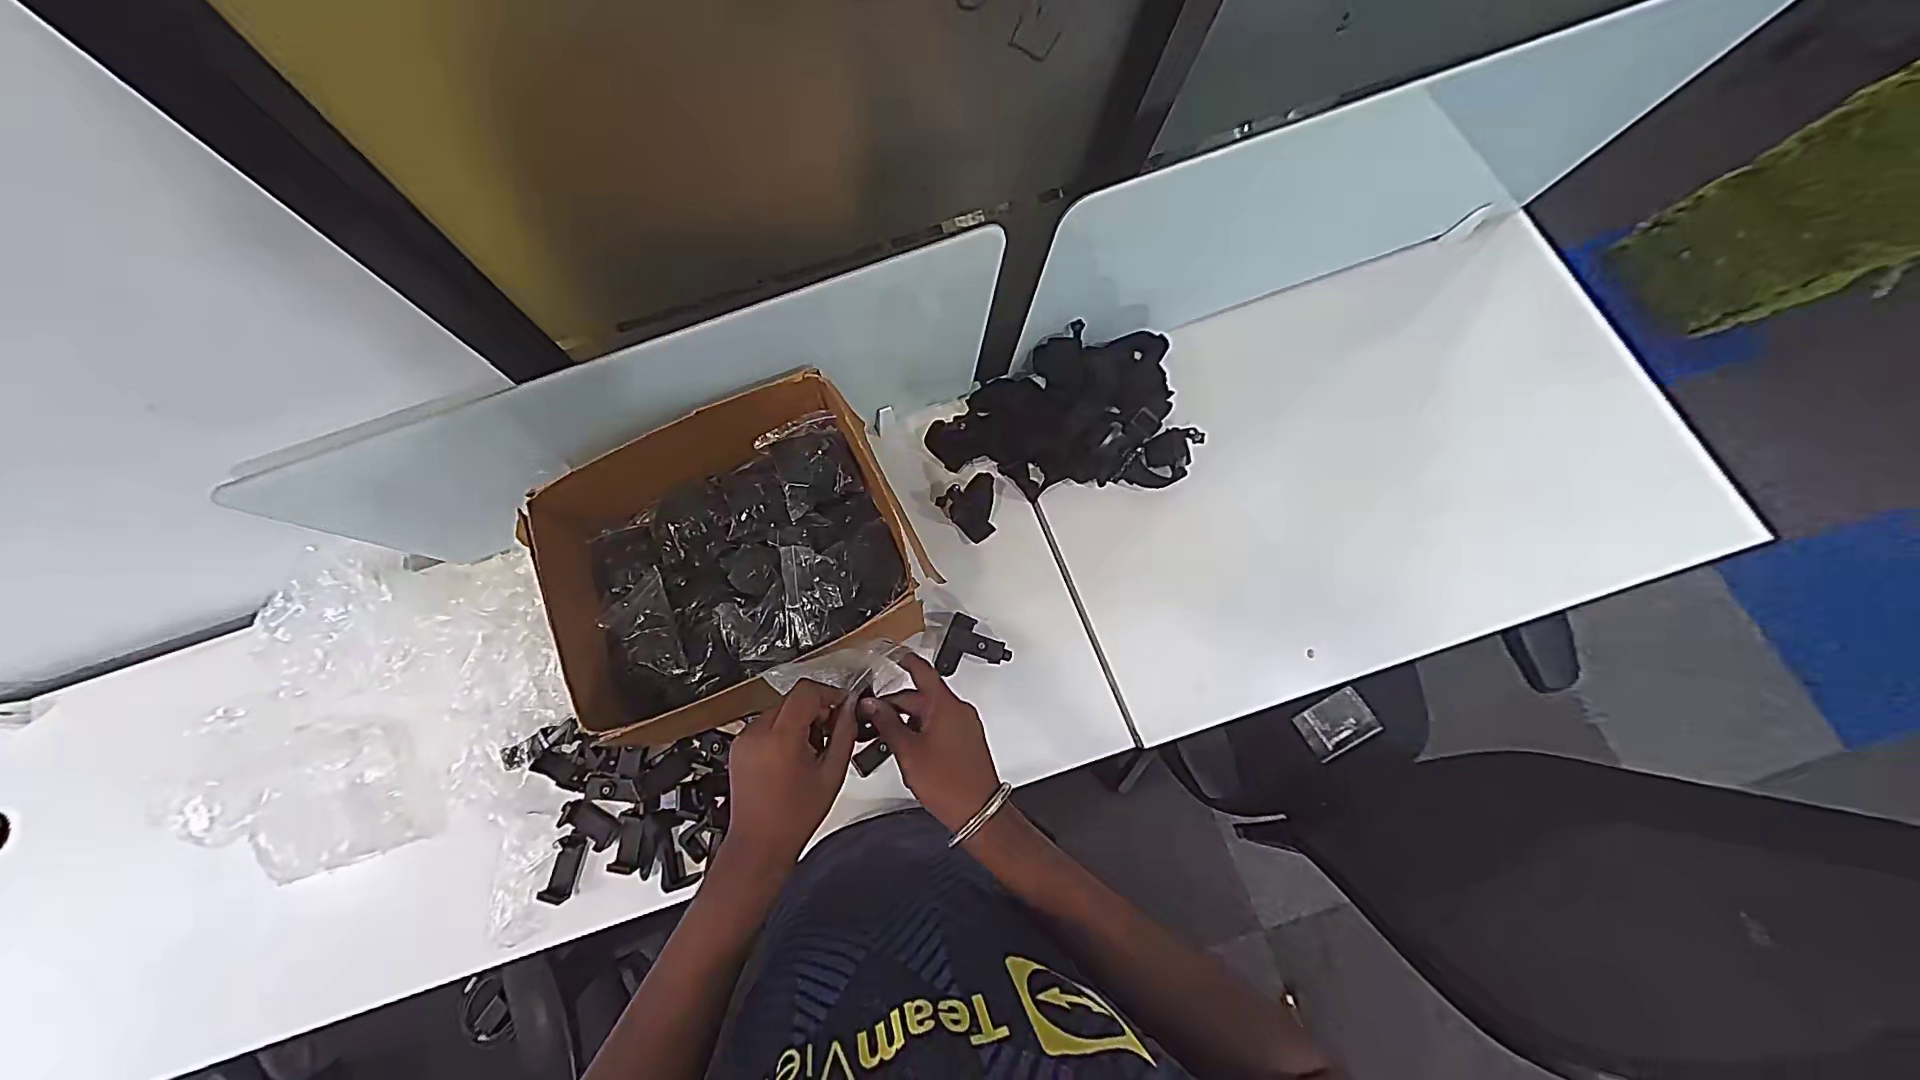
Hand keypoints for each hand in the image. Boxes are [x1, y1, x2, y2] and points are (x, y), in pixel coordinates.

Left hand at [724, 680, 855, 868]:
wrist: (759, 844)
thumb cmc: (792, 818)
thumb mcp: (831, 773)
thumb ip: (844, 733)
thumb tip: (850, 709)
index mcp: (781, 738)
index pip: (806, 691)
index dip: (829, 694)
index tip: (841, 705)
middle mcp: (757, 734)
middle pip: (794, 698)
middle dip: (816, 709)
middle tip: (831, 730)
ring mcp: (745, 740)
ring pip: (781, 709)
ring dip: (800, 720)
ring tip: (812, 749)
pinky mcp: (740, 747)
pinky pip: (767, 724)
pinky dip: (784, 731)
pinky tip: (794, 755)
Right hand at [859, 652, 1002, 831]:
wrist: (977, 811)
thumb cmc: (951, 784)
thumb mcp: (908, 751)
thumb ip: (887, 723)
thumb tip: (874, 707)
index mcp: (946, 705)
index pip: (922, 671)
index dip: (904, 660)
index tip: (893, 654)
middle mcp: (958, 711)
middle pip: (920, 696)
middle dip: (894, 705)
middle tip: (871, 716)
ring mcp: (963, 725)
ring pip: (928, 713)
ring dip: (905, 721)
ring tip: (883, 737)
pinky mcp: (965, 740)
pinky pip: (938, 725)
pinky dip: (919, 730)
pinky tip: (904, 747)